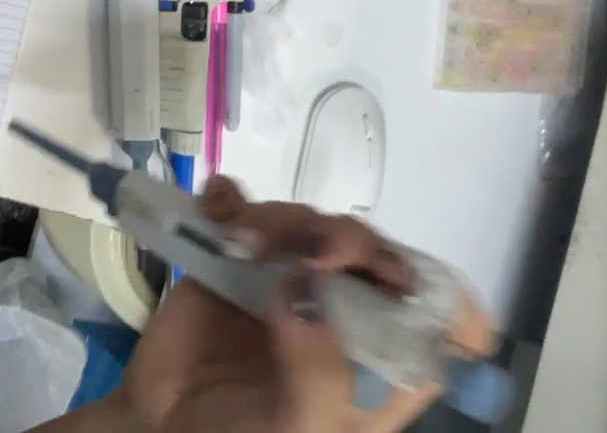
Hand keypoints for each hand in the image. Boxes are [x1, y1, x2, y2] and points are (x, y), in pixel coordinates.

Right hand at [36, 177, 494, 432]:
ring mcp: (280, 281)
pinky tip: (215, 210)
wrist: (162, 425)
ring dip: (276, 218)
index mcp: (382, 363)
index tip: (385, 278)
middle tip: (307, 250)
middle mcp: (341, 315)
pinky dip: (227, 197)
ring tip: (236, 241)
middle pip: (371, 253)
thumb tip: (307, 280)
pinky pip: (237, 209)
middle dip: (344, 238)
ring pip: (304, 222)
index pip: (444, 314)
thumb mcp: (302, 430)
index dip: (431, 286)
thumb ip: (318, 370)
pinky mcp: (226, 258)